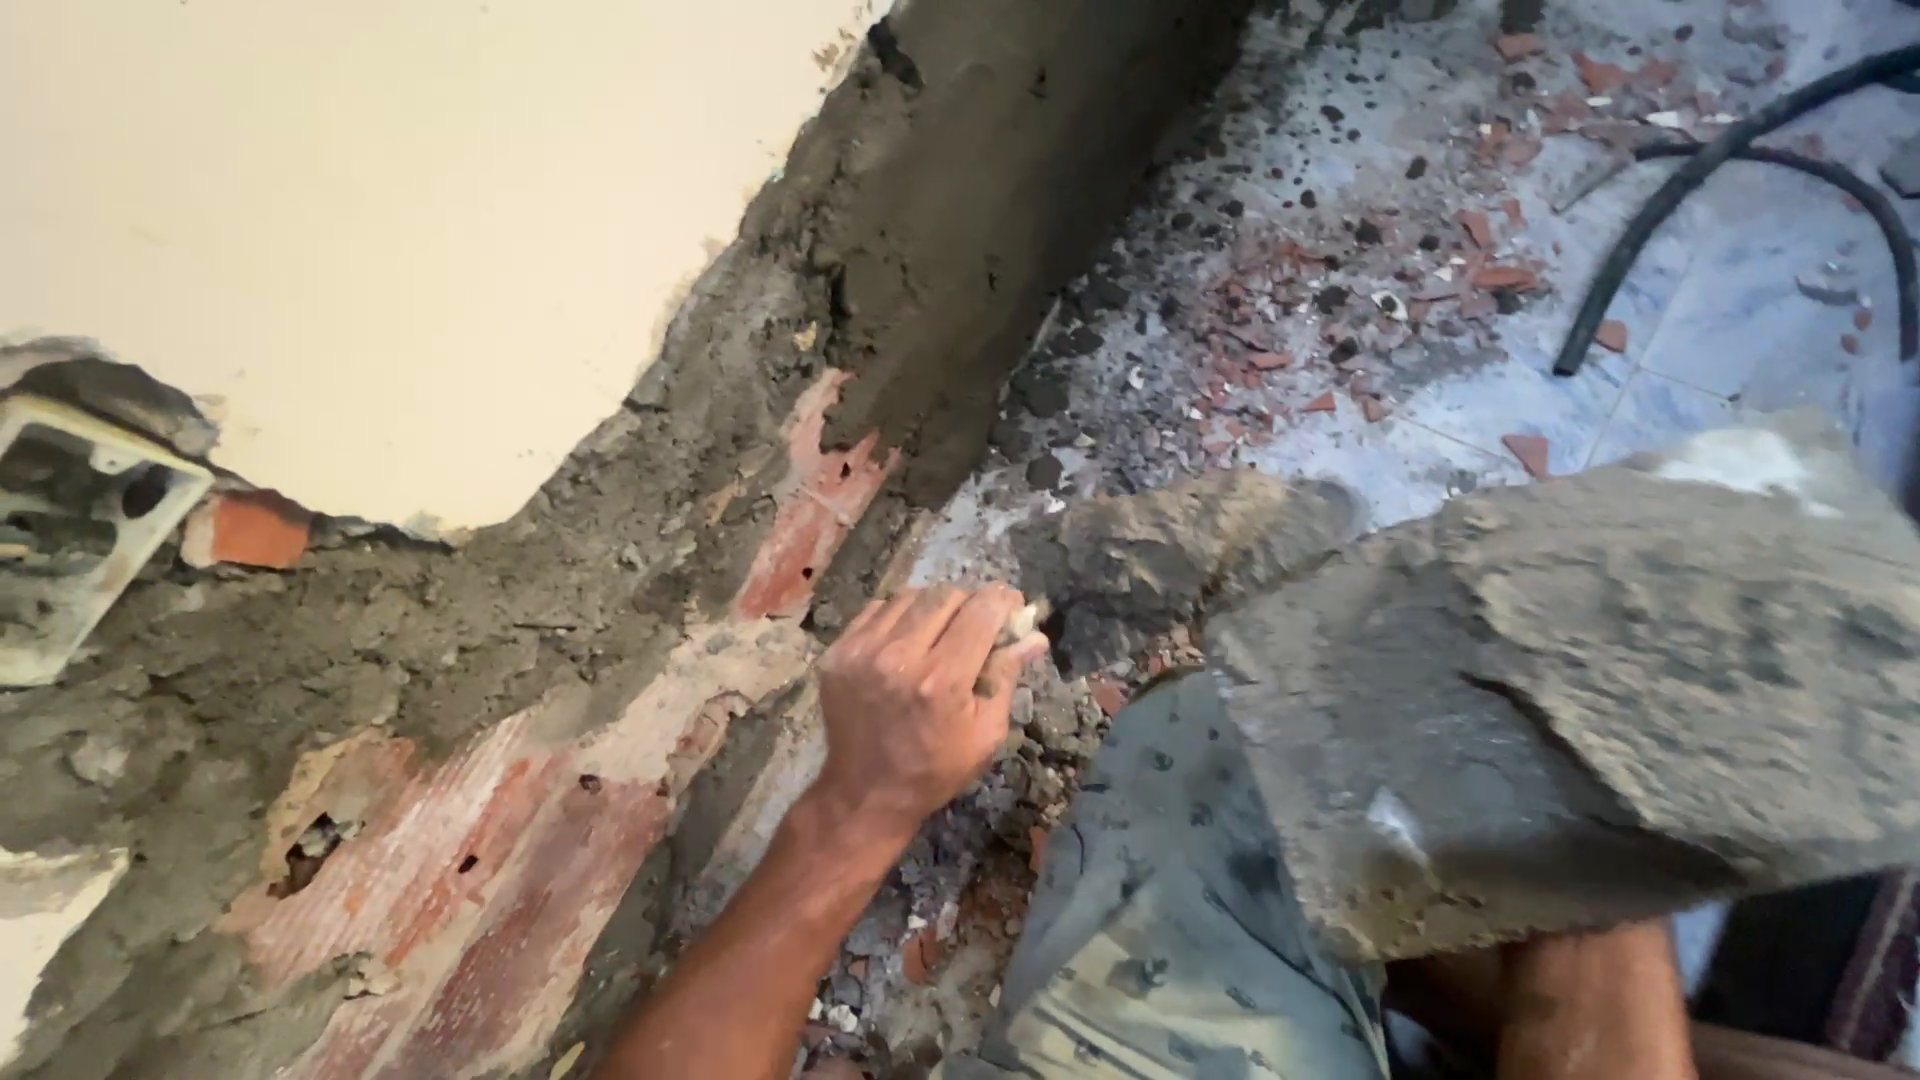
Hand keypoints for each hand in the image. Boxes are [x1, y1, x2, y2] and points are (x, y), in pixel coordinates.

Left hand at [811, 584, 1049, 837]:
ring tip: (941, 629)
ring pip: (910, 596)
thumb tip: (1034, 636)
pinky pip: (877, 609)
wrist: (865, 792)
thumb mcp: (985, 732)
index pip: (981, 611)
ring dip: (934, 605)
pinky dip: (899, 615)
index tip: (1012, 605)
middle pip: (946, 595)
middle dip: (970, 602)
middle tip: (978, 622)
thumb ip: (1006, 676)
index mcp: (942, 679)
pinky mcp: (839, 651)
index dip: (1003, 601)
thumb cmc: (935, 769)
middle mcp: (900, 656)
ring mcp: (862, 650)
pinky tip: (907, 637)